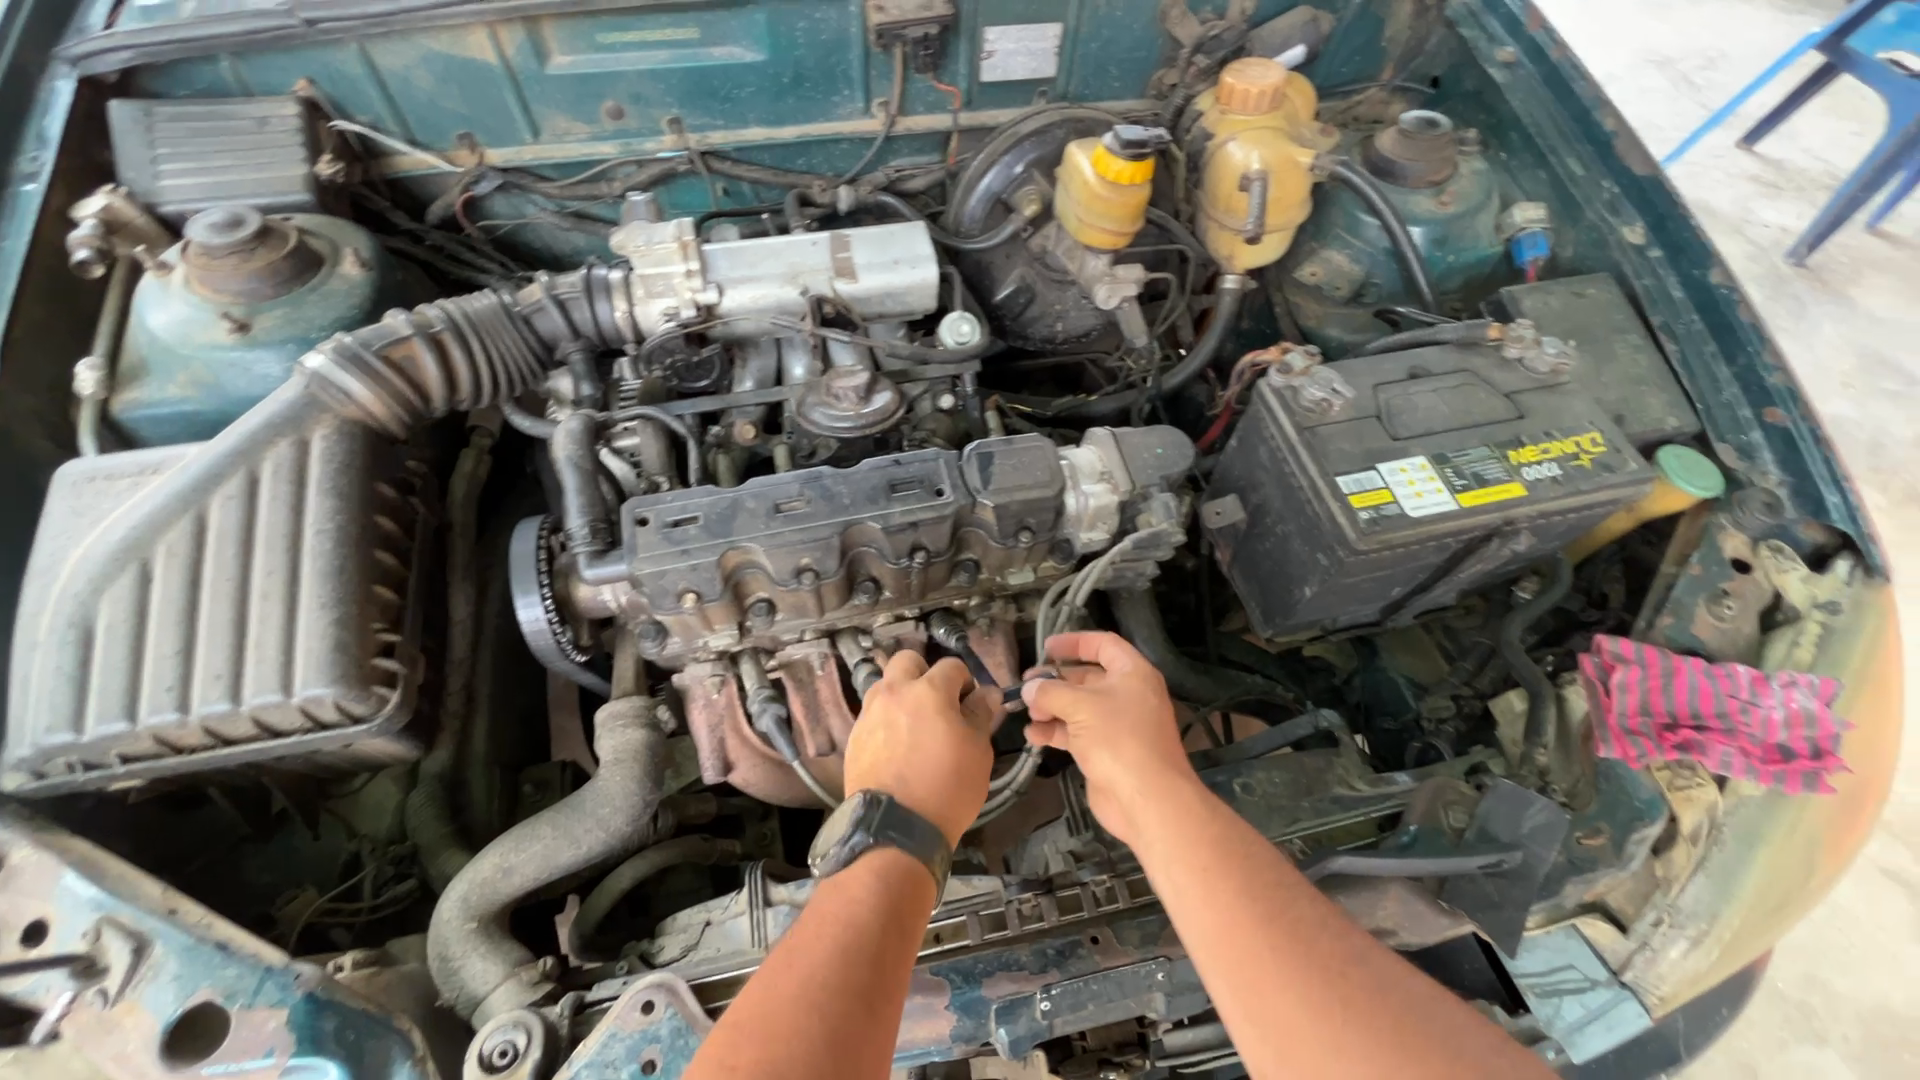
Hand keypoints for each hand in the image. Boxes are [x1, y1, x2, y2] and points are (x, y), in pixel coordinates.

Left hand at [844, 651, 998, 847]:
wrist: (894, 829)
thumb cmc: (947, 787)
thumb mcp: (977, 751)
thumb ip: (981, 715)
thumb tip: (987, 693)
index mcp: (928, 690)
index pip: (952, 666)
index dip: (966, 681)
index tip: (971, 704)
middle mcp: (894, 692)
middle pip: (907, 660)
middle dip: (924, 673)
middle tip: (938, 703)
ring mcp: (869, 714)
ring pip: (884, 685)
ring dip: (901, 694)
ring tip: (916, 726)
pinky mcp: (854, 737)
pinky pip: (872, 715)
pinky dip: (886, 720)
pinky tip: (898, 748)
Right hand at [1021, 632, 1201, 848]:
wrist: (1147, 799)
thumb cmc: (1119, 739)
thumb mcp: (1081, 706)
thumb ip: (1051, 692)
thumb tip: (1030, 688)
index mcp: (1132, 673)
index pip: (1104, 644)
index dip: (1074, 642)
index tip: (1046, 648)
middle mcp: (1127, 695)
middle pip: (1087, 677)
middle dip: (1055, 681)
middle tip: (1026, 685)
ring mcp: (1117, 725)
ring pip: (1078, 707)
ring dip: (1051, 707)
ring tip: (1027, 712)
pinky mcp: (1106, 751)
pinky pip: (1076, 733)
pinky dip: (1055, 732)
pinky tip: (1033, 735)